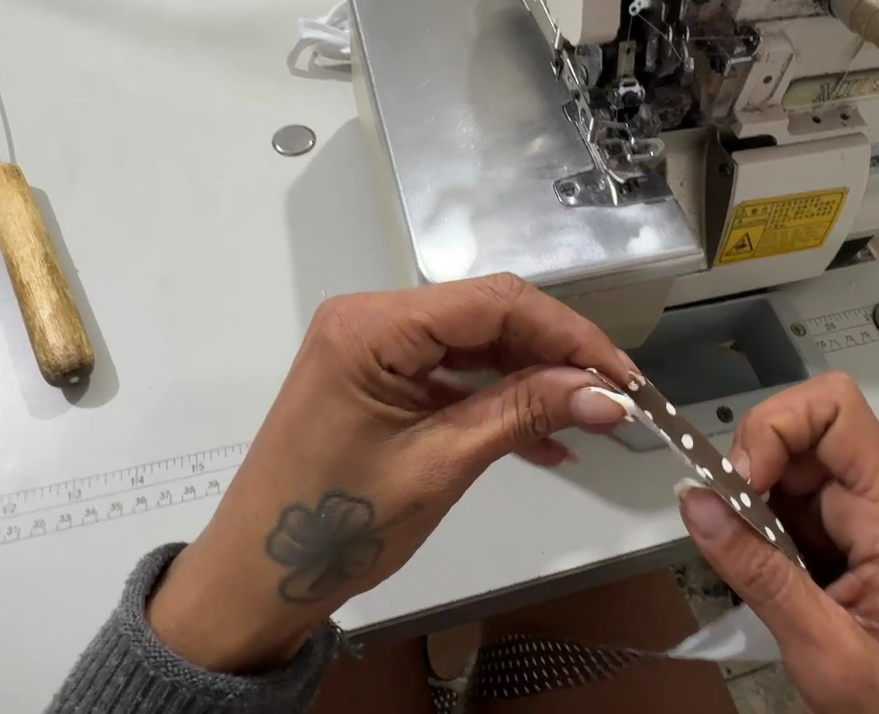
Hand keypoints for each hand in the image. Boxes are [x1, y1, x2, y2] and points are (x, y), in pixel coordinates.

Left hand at [148, 275, 635, 671]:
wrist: (258, 577)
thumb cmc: (337, 526)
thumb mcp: (439, 465)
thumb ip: (522, 414)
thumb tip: (607, 394)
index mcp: (372, 326)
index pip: (491, 301)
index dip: (566, 331)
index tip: (620, 373)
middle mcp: (371, 317)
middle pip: (485, 315)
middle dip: (553, 353)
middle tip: (612, 396)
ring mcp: (374, 345)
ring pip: (475, 342)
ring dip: (531, 377)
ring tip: (587, 416)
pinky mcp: (380, 374)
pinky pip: (451, 371)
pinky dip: (497, 397)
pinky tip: (544, 435)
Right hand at [677, 373, 878, 712]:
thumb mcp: (828, 656)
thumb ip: (759, 575)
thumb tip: (692, 500)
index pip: (836, 411)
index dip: (779, 425)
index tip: (745, 485)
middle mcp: (874, 499)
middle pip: (801, 425)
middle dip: (752, 459)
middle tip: (728, 517)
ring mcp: (853, 514)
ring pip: (783, 458)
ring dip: (747, 491)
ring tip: (738, 548)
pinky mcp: (832, 533)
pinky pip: (780, 495)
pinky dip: (751, 516)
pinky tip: (750, 558)